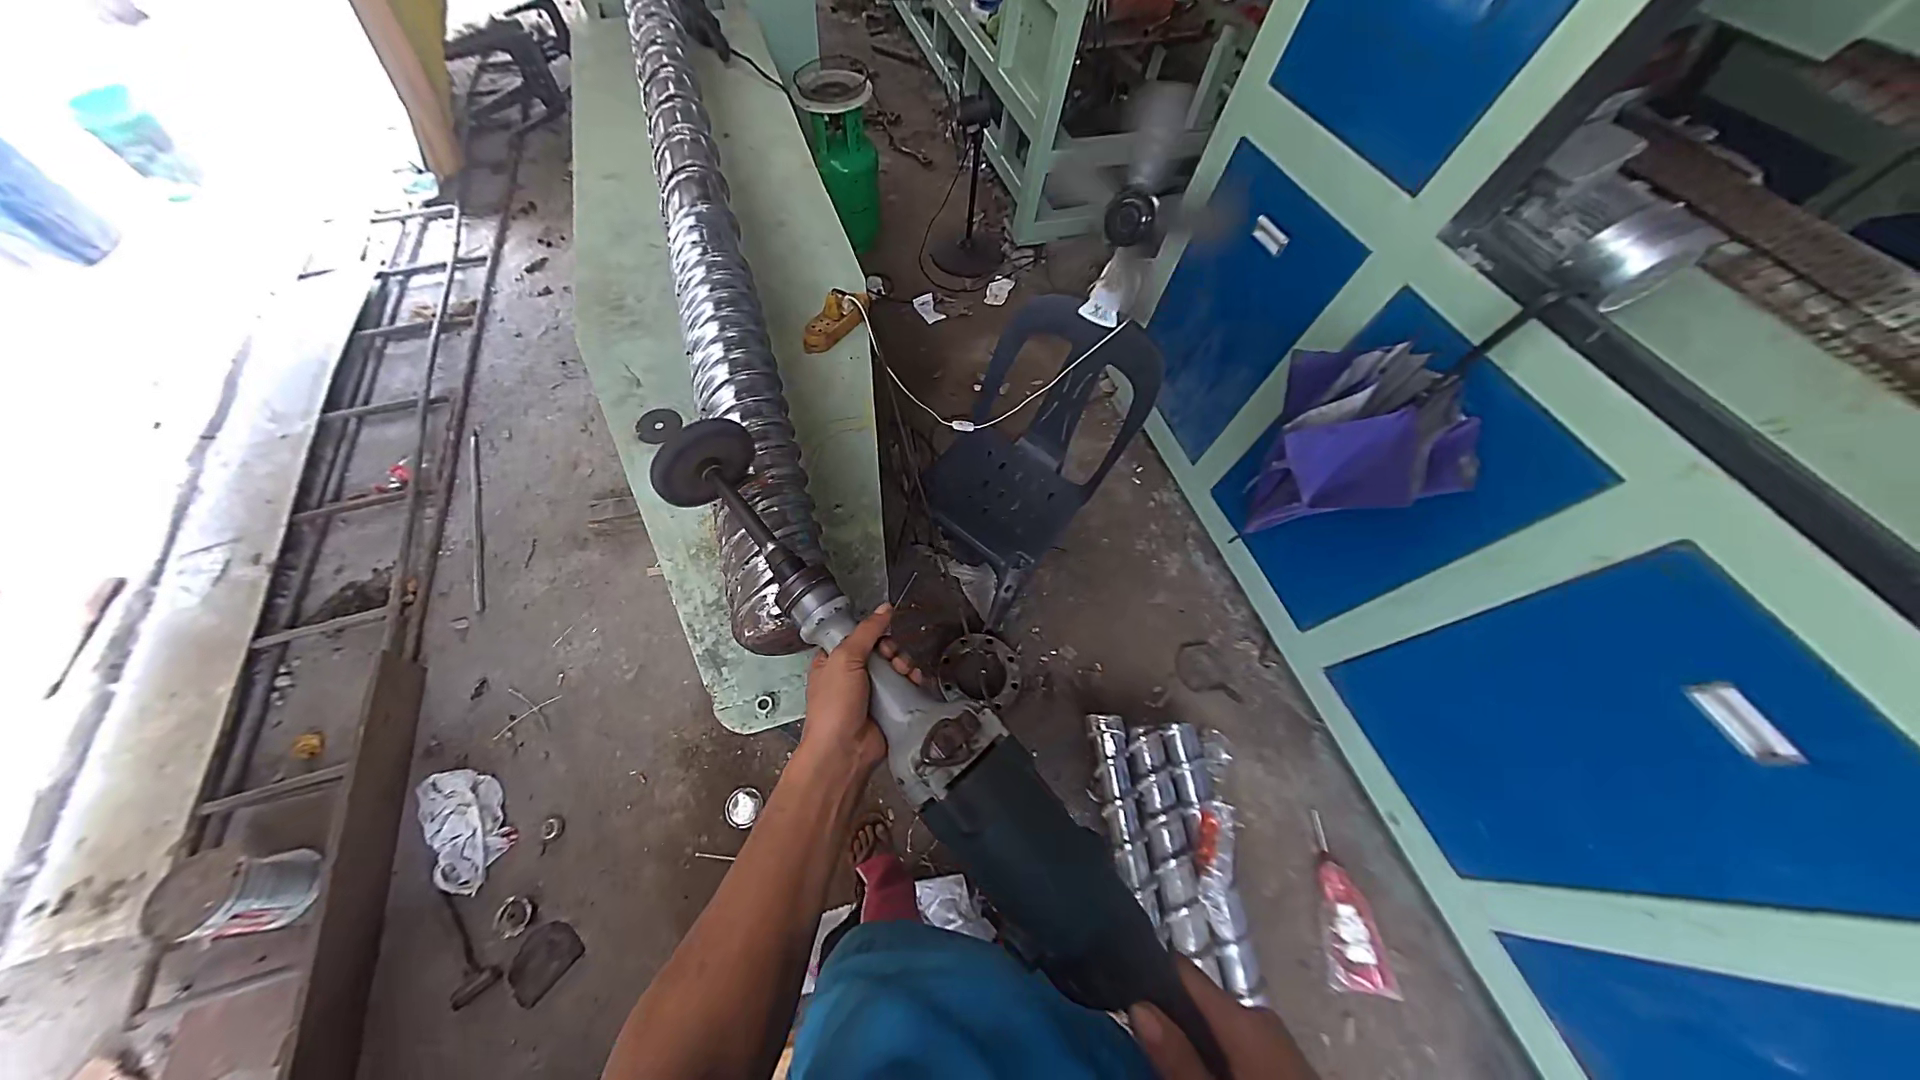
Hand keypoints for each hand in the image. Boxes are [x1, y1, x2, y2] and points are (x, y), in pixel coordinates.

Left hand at [799, 604, 924, 773]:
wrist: (844, 751)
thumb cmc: (832, 709)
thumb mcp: (845, 658)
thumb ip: (866, 631)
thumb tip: (883, 610)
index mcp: (833, 661)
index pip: (857, 634)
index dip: (872, 632)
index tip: (880, 634)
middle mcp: (851, 675)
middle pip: (881, 649)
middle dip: (891, 650)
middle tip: (890, 657)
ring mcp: (870, 691)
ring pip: (895, 666)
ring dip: (903, 664)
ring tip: (902, 671)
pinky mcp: (888, 706)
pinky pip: (905, 686)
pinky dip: (912, 681)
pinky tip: (913, 681)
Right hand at [1129, 960, 1316, 1079]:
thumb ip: (1178, 1059)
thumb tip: (1138, 1005)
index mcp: (1243, 1018)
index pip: (1182, 970)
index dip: (1149, 976)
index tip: (1120, 988)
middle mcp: (1260, 1017)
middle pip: (1197, 1001)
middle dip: (1170, 1020)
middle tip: (1139, 1047)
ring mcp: (1276, 1042)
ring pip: (1216, 1027)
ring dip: (1191, 1044)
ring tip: (1166, 1066)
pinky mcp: (1284, 1065)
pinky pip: (1236, 1047)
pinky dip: (1215, 1058)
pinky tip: (1200, 1077)